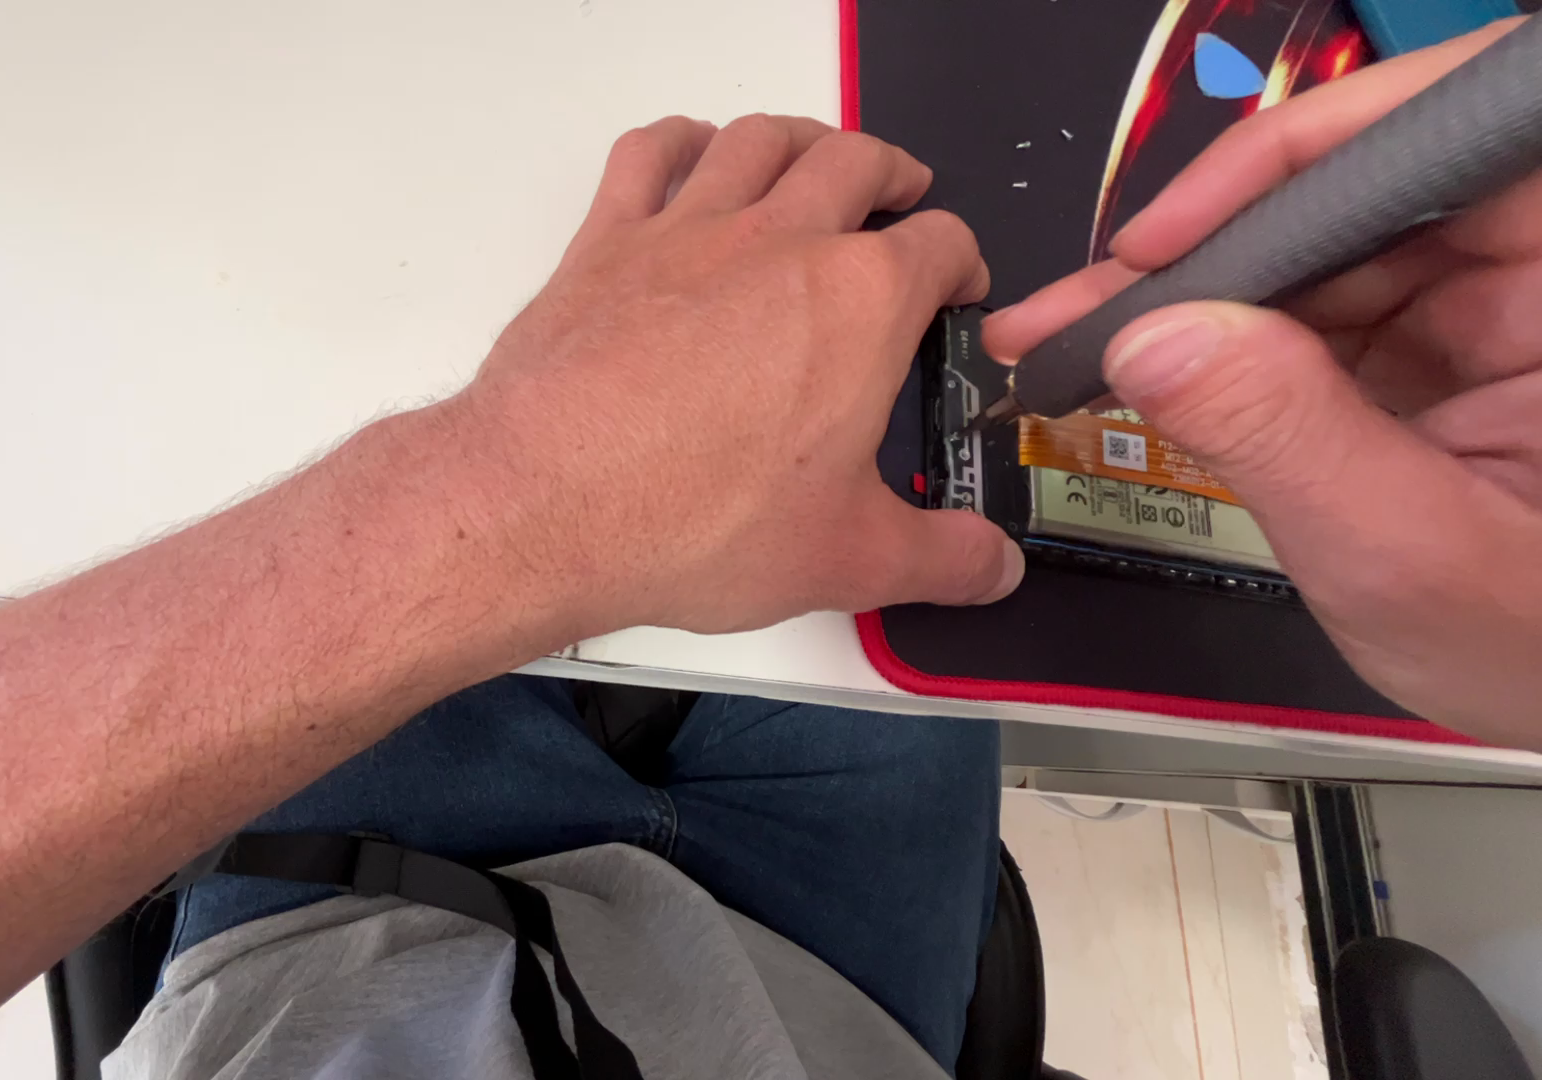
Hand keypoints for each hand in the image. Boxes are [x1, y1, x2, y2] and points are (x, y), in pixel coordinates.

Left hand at [453, 114, 1022, 636]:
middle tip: (901, 197)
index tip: (957, 286)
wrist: (547, 507)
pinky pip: (646, 156)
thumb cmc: (694, 524)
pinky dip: (677, 143)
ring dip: (800, 138)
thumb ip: (940, 558)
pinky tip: (690, 157)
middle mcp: (777, 244)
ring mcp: (684, 235)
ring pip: (758, 141)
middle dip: (892, 176)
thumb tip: (993, 565)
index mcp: (859, 303)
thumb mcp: (846, 560)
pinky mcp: (602, 247)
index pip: (939, 248)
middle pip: (856, 165)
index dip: (961, 262)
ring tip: (816, 159)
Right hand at [984, 21, 1541, 749]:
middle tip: (1060, 311)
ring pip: (1296, 263)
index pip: (1457, 134)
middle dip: (1186, 255)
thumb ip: (1283, 436)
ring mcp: (1479, 311)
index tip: (1161, 243)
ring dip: (1165, 305)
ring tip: (1056, 345)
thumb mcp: (1402, 554)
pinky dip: (1191, 348)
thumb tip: (1148, 337)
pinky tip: (1114, 371)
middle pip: (1346, 201)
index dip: (1296, 159)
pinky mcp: (1417, 353)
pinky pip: (1286, 324)